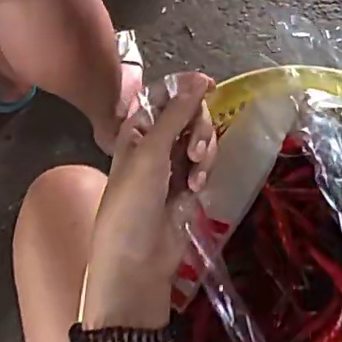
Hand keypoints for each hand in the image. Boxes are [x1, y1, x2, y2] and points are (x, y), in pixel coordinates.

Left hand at [85, 72, 218, 325]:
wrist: (138, 262)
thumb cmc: (133, 203)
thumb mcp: (152, 153)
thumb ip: (177, 113)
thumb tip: (197, 79)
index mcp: (137, 129)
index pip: (164, 95)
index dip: (185, 87)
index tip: (209, 85)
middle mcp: (156, 141)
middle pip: (189, 112)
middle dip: (198, 126)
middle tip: (195, 149)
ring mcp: (174, 162)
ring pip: (201, 135)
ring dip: (203, 149)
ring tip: (195, 172)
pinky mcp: (190, 181)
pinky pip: (206, 160)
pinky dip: (205, 169)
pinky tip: (196, 187)